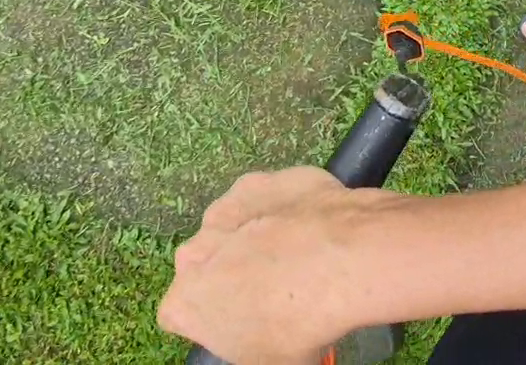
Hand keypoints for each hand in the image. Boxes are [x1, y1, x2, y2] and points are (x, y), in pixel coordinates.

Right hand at [158, 166, 395, 364]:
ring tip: (301, 247)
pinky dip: (288, 205)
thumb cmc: (297, 325)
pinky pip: (272, 196)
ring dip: (258, 231)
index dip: (217, 314)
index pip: (186, 312)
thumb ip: (247, 340)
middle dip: (233, 267)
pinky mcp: (267, 178)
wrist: (341, 259)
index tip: (246, 316)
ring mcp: (230, 204)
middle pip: (208, 261)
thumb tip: (265, 327)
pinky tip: (314, 219)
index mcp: (184, 301)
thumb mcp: (265, 358)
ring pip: (238, 222)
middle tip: (274, 280)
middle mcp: (196, 249)